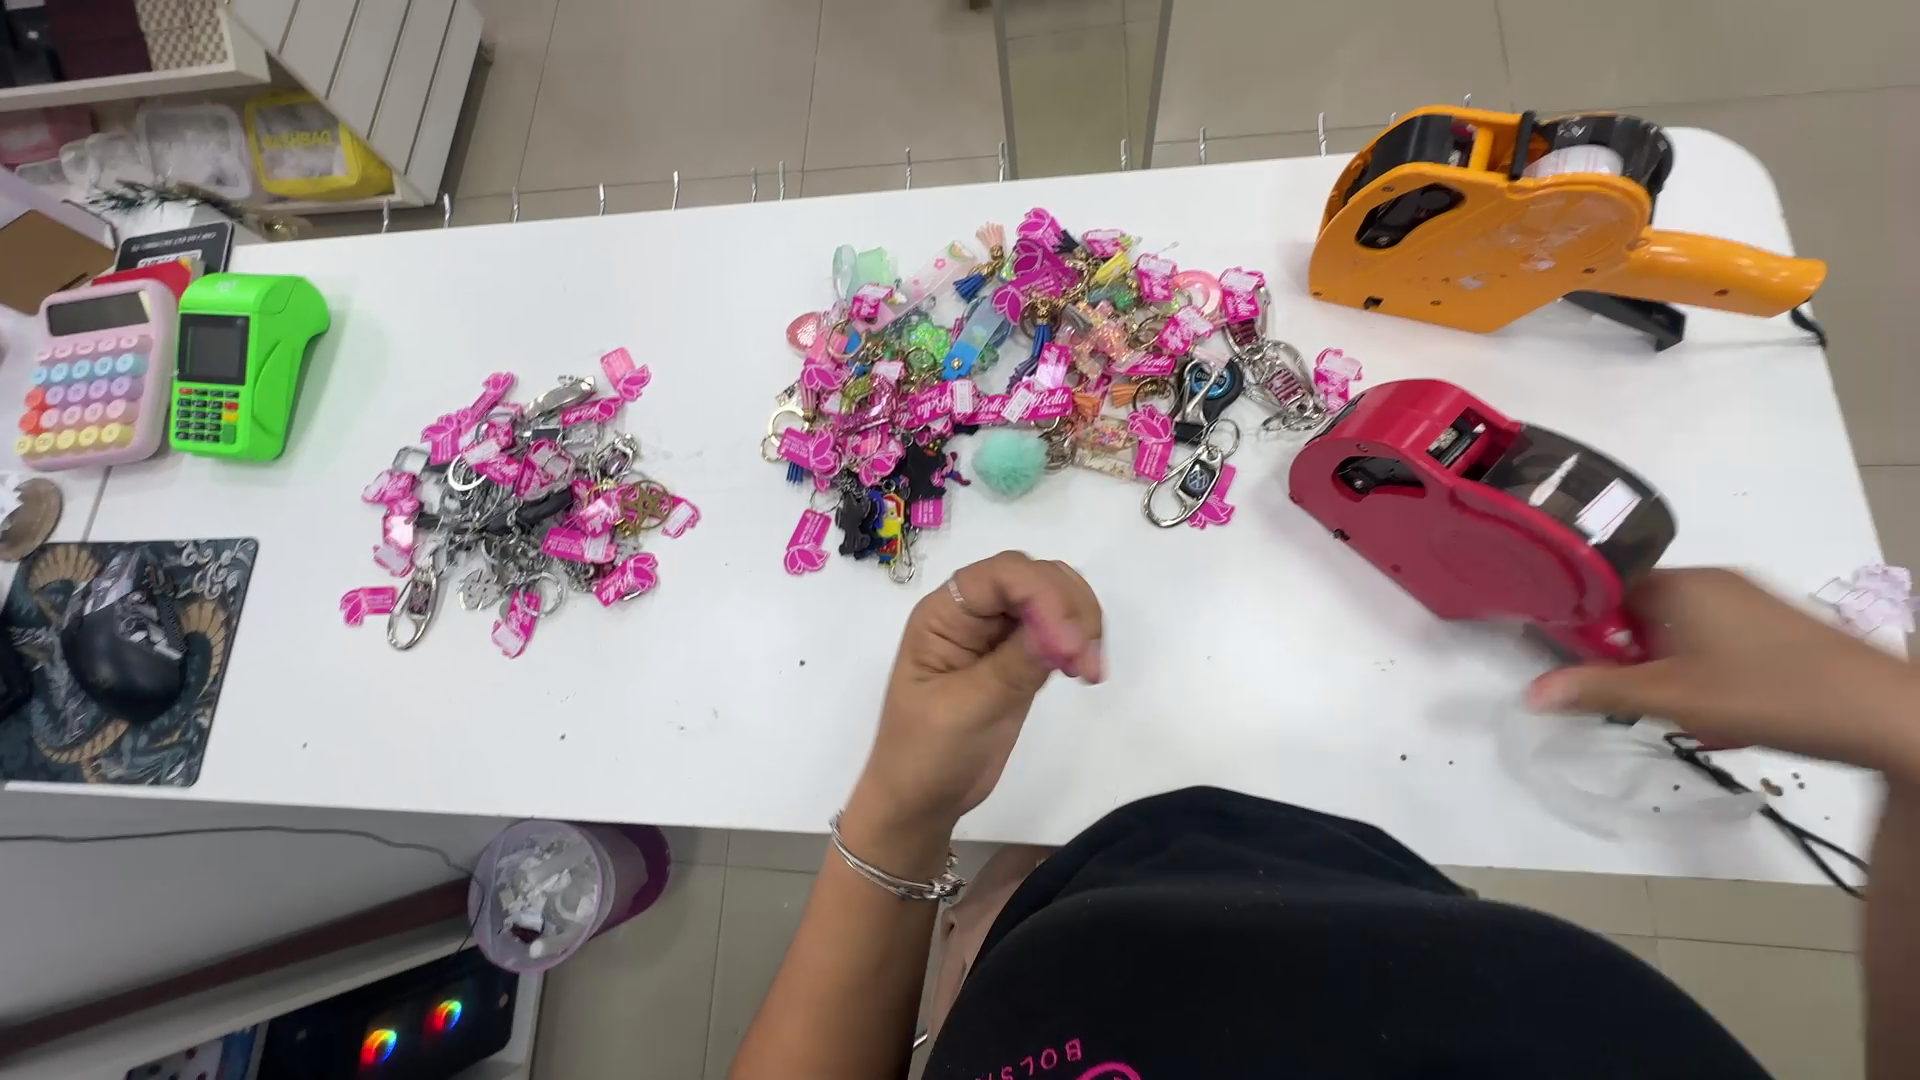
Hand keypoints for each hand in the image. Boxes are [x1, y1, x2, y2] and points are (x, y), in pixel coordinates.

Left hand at [851, 552, 1104, 835]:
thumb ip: (1011, 667)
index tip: (1069, 644)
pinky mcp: (1022, 656)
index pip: (999, 575)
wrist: (921, 799)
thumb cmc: (924, 753)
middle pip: (1033, 576)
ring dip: (1081, 621)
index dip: (1042, 594)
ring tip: (1089, 670)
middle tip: (1085, 660)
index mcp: (943, 614)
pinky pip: (1058, 629)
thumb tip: (1060, 629)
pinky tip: (1086, 670)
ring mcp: (998, 633)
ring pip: (1053, 597)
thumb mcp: (963, 710)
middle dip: (1068, 606)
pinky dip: (1080, 640)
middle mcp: (972, 613)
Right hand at [1527, 568, 1919, 777]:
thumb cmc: (1773, 695)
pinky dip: (1689, 657)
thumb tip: (1529, 694)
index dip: (1578, 620)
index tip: (1569, 656)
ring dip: (1654, 655)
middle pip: (1634, 605)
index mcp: (1681, 583)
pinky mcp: (1774, 623)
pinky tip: (1705, 693)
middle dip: (1619, 645)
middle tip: (1619, 685)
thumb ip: (1595, 690)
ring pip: (1670, 621)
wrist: (1899, 719)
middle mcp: (1711, 580)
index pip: (1600, 587)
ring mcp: (1747, 599)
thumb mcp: (1671, 698)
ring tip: (1663, 695)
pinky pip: (1705, 630)